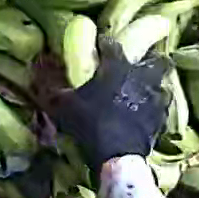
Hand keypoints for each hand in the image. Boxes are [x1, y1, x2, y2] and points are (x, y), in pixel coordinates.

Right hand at [43, 35, 168, 167]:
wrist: (116, 154)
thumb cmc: (89, 123)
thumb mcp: (62, 105)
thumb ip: (51, 86)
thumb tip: (35, 70)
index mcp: (116, 68)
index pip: (112, 44)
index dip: (105, 43)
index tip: (99, 44)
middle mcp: (141, 77)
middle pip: (156, 60)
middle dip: (149, 59)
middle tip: (135, 66)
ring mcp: (156, 98)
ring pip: (163, 83)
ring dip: (154, 84)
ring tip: (142, 89)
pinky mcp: (162, 117)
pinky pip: (162, 105)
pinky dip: (154, 105)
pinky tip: (145, 111)